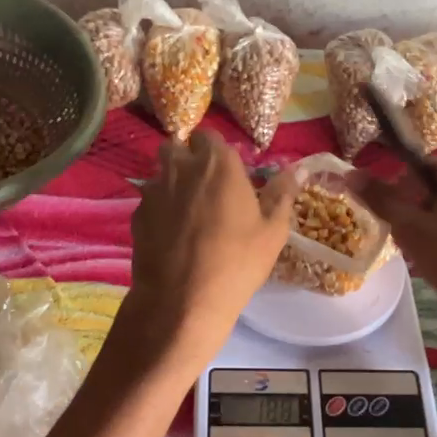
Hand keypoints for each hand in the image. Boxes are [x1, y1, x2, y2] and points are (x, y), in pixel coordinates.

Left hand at [125, 131, 298, 359]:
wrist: (182, 301)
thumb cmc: (237, 262)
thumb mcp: (272, 231)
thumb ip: (282, 194)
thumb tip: (299, 168)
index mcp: (218, 164)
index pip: (210, 136)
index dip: (216, 151)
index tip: (227, 171)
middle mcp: (182, 168)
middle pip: (177, 147)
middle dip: (187, 158)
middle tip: (205, 186)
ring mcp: (154, 191)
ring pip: (160, 173)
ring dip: (172, 182)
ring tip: (187, 211)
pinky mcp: (137, 215)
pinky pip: (150, 202)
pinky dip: (159, 209)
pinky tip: (171, 235)